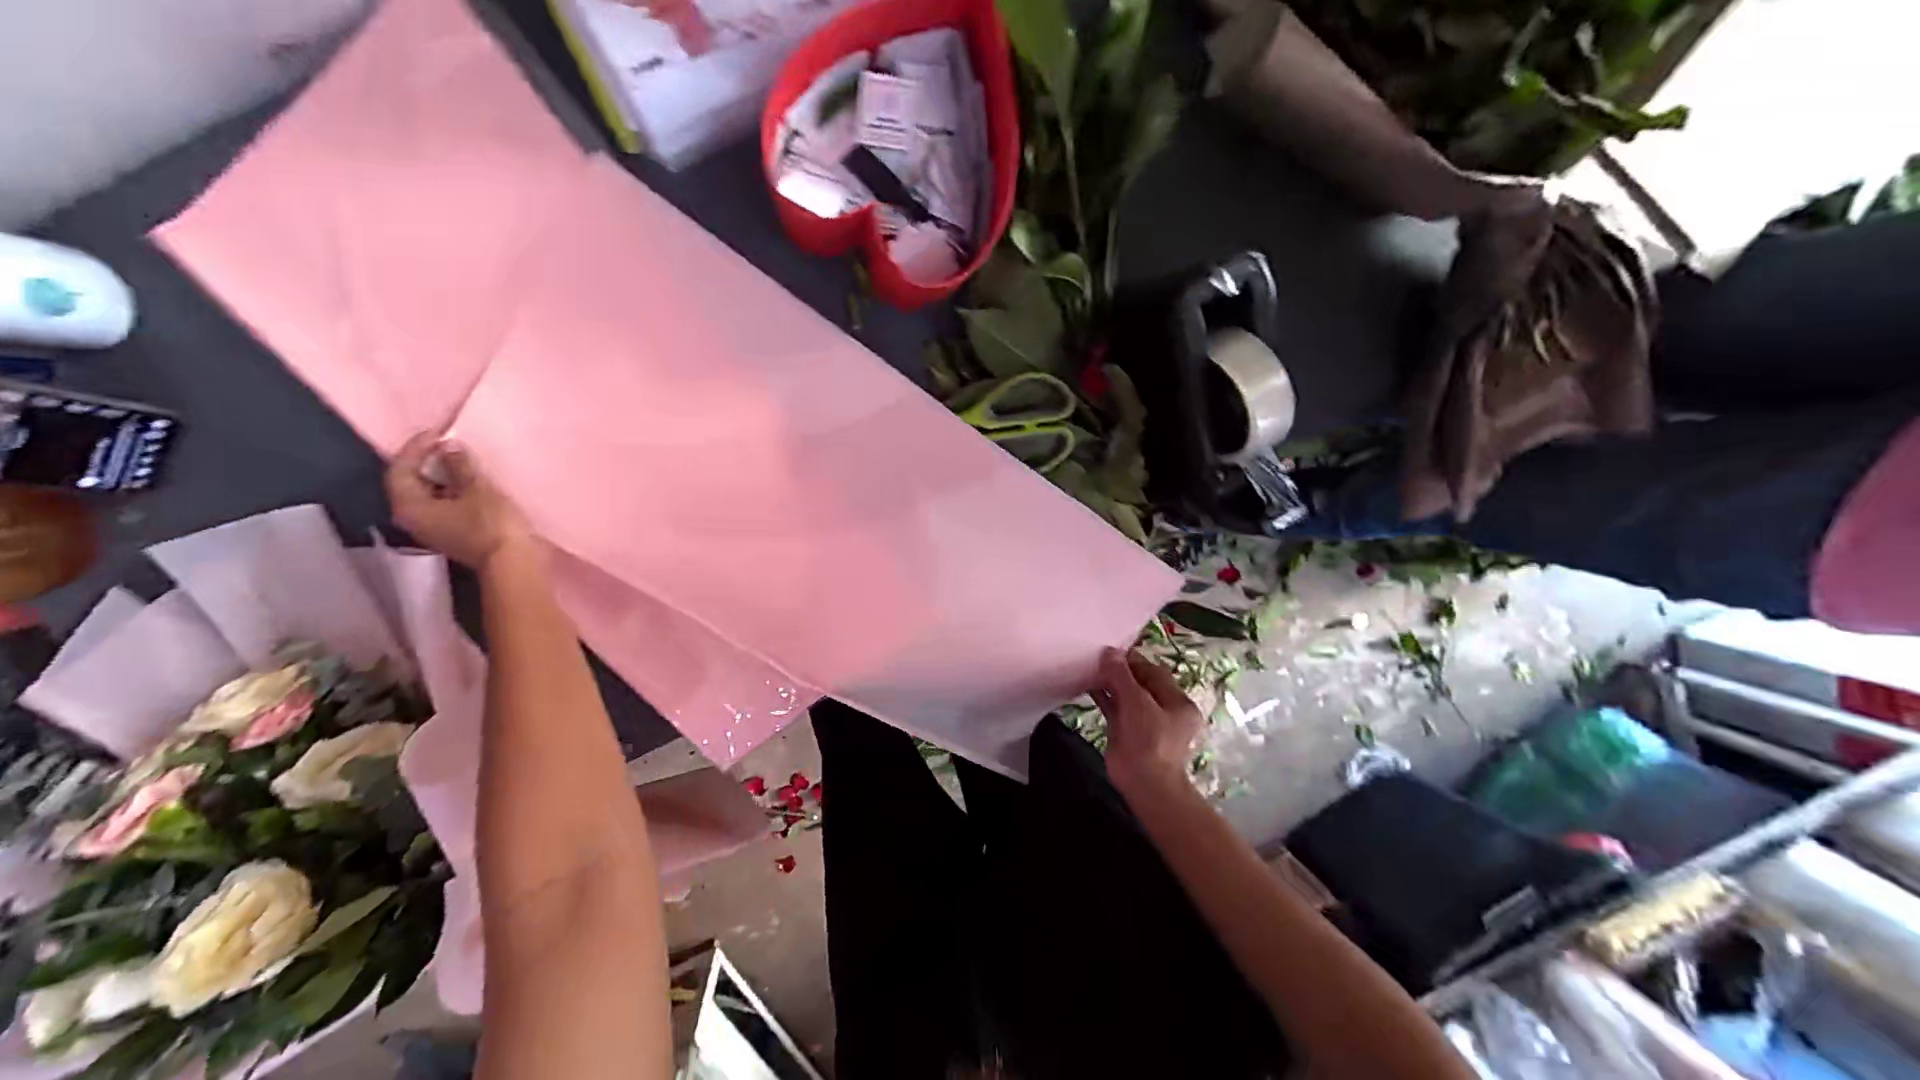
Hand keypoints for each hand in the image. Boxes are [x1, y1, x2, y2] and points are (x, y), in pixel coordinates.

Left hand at [386, 430, 531, 569]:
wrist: (513, 563)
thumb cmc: (492, 524)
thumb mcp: (477, 488)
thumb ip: (459, 464)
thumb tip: (448, 446)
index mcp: (410, 507)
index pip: (401, 469)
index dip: (417, 447)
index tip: (439, 431)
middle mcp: (412, 519)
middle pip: (411, 482)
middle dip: (428, 460)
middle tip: (449, 443)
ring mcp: (432, 529)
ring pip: (429, 494)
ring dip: (442, 475)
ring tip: (462, 459)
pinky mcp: (451, 533)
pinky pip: (444, 504)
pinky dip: (453, 489)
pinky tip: (471, 481)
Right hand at [1091, 647, 1204, 801]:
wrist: (1144, 784)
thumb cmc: (1149, 741)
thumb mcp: (1137, 703)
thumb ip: (1122, 676)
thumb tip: (1109, 652)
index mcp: (1178, 702)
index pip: (1155, 672)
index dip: (1133, 660)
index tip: (1111, 650)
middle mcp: (1164, 710)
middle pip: (1140, 683)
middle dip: (1120, 671)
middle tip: (1098, 658)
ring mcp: (1145, 723)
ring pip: (1127, 696)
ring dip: (1110, 683)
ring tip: (1090, 668)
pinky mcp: (1128, 732)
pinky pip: (1116, 709)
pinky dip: (1104, 697)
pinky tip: (1088, 686)